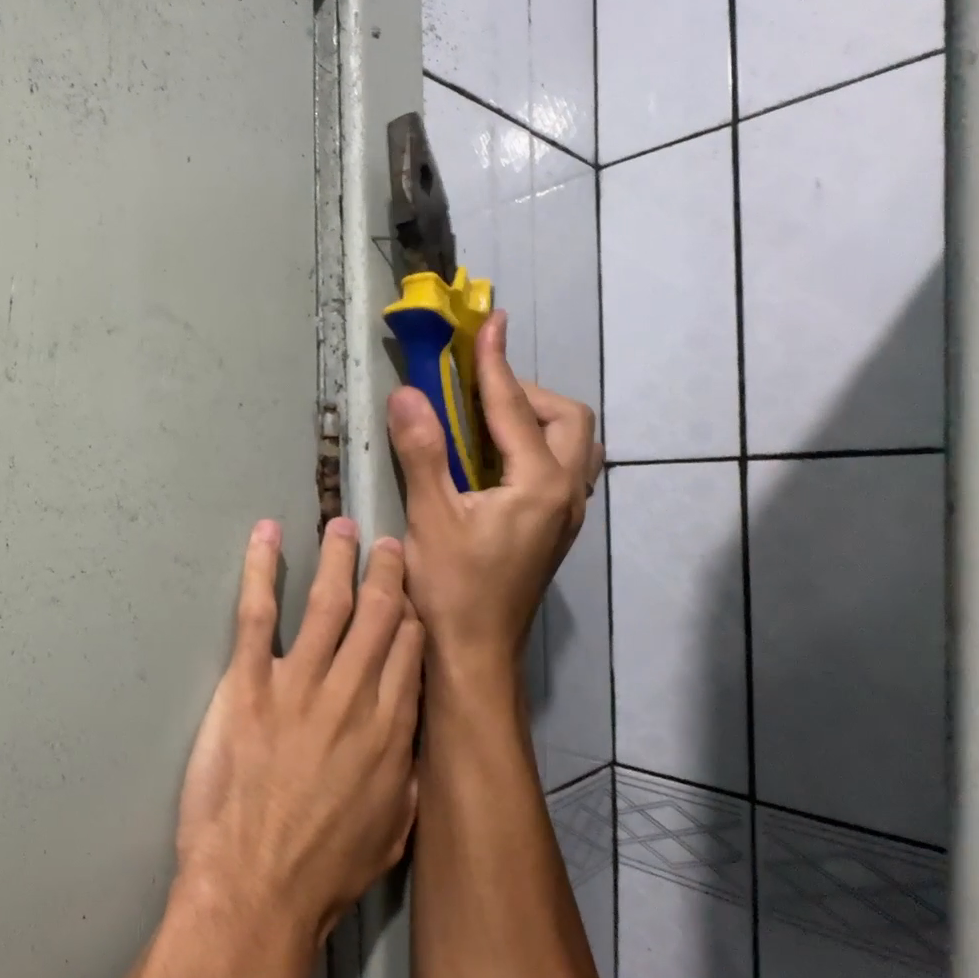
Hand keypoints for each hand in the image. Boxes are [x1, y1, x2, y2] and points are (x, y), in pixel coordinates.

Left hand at [172, 517, 426, 943]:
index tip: (410, 593)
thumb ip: (404, 771)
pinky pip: (256, 615)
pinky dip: (259, 570)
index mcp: (392, 729)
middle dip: (386, 572)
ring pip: (326, 603)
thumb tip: (408, 734)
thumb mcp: (393, 828)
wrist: (260, 884)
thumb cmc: (327, 868)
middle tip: (387, 542)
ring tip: (341, 525)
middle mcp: (353, 695)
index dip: (412, 614)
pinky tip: (265, 536)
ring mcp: (299, 685)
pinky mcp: (248, 685)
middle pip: (379, 616)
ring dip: (337, 558)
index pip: (411, 650)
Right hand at [386, 311, 602, 670]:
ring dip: (536, 419)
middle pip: (568, 420)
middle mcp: (565, 493)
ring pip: (572, 446)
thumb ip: (423, 452)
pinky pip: (562, 468)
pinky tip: (495, 462)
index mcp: (538, 484)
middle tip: (477, 391)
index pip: (514, 409)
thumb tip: (406, 394)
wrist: (475, 652)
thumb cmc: (452, 589)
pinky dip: (535, 446)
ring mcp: (564, 515)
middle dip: (525, 393)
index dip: (494, 365)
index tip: (486, 325)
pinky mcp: (551, 530)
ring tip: (488, 420)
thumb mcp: (430, 517)